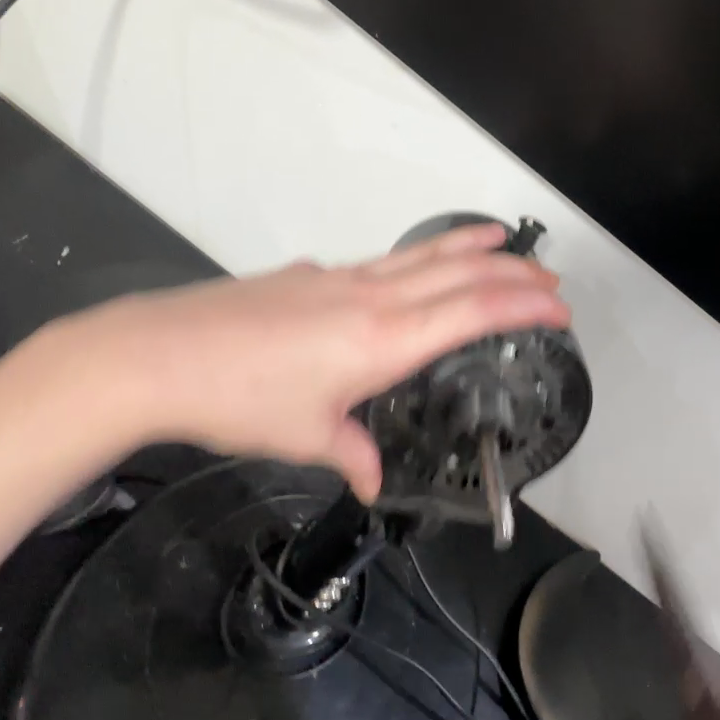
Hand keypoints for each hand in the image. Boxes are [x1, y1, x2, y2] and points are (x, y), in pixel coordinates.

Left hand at [5, 224, 569, 499]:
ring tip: (501, 238)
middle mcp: (375, 297)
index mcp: (387, 338)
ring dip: (470, 247)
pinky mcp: (316, 273)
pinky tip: (412, 270)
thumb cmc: (241, 399)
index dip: (525, 305)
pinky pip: (385, 260)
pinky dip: (420, 256)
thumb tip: (374, 481)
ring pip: (424, 255)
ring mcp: (344, 278)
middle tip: (552, 277)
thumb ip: (353, 454)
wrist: (158, 355)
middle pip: (461, 272)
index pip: (475, 311)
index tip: (561, 307)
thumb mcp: (307, 437)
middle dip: (514, 272)